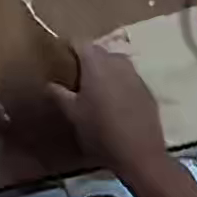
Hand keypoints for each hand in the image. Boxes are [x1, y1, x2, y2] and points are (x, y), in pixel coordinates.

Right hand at [47, 34, 170, 180]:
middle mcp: (117, 61)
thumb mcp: (73, 114)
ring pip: (115, 63)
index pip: (80, 42)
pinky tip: (115, 102)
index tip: (61, 58)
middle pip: (99, 51)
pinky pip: (128, 77)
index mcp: (96, 63)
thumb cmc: (100, 131)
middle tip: (76, 76)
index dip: (69, 48)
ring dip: (105, 70)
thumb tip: (49, 83)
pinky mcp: (147, 89)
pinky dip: (119, 83)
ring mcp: (135, 74)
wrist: (139, 154)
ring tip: (95, 88)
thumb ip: (59, 94)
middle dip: (87, 59)